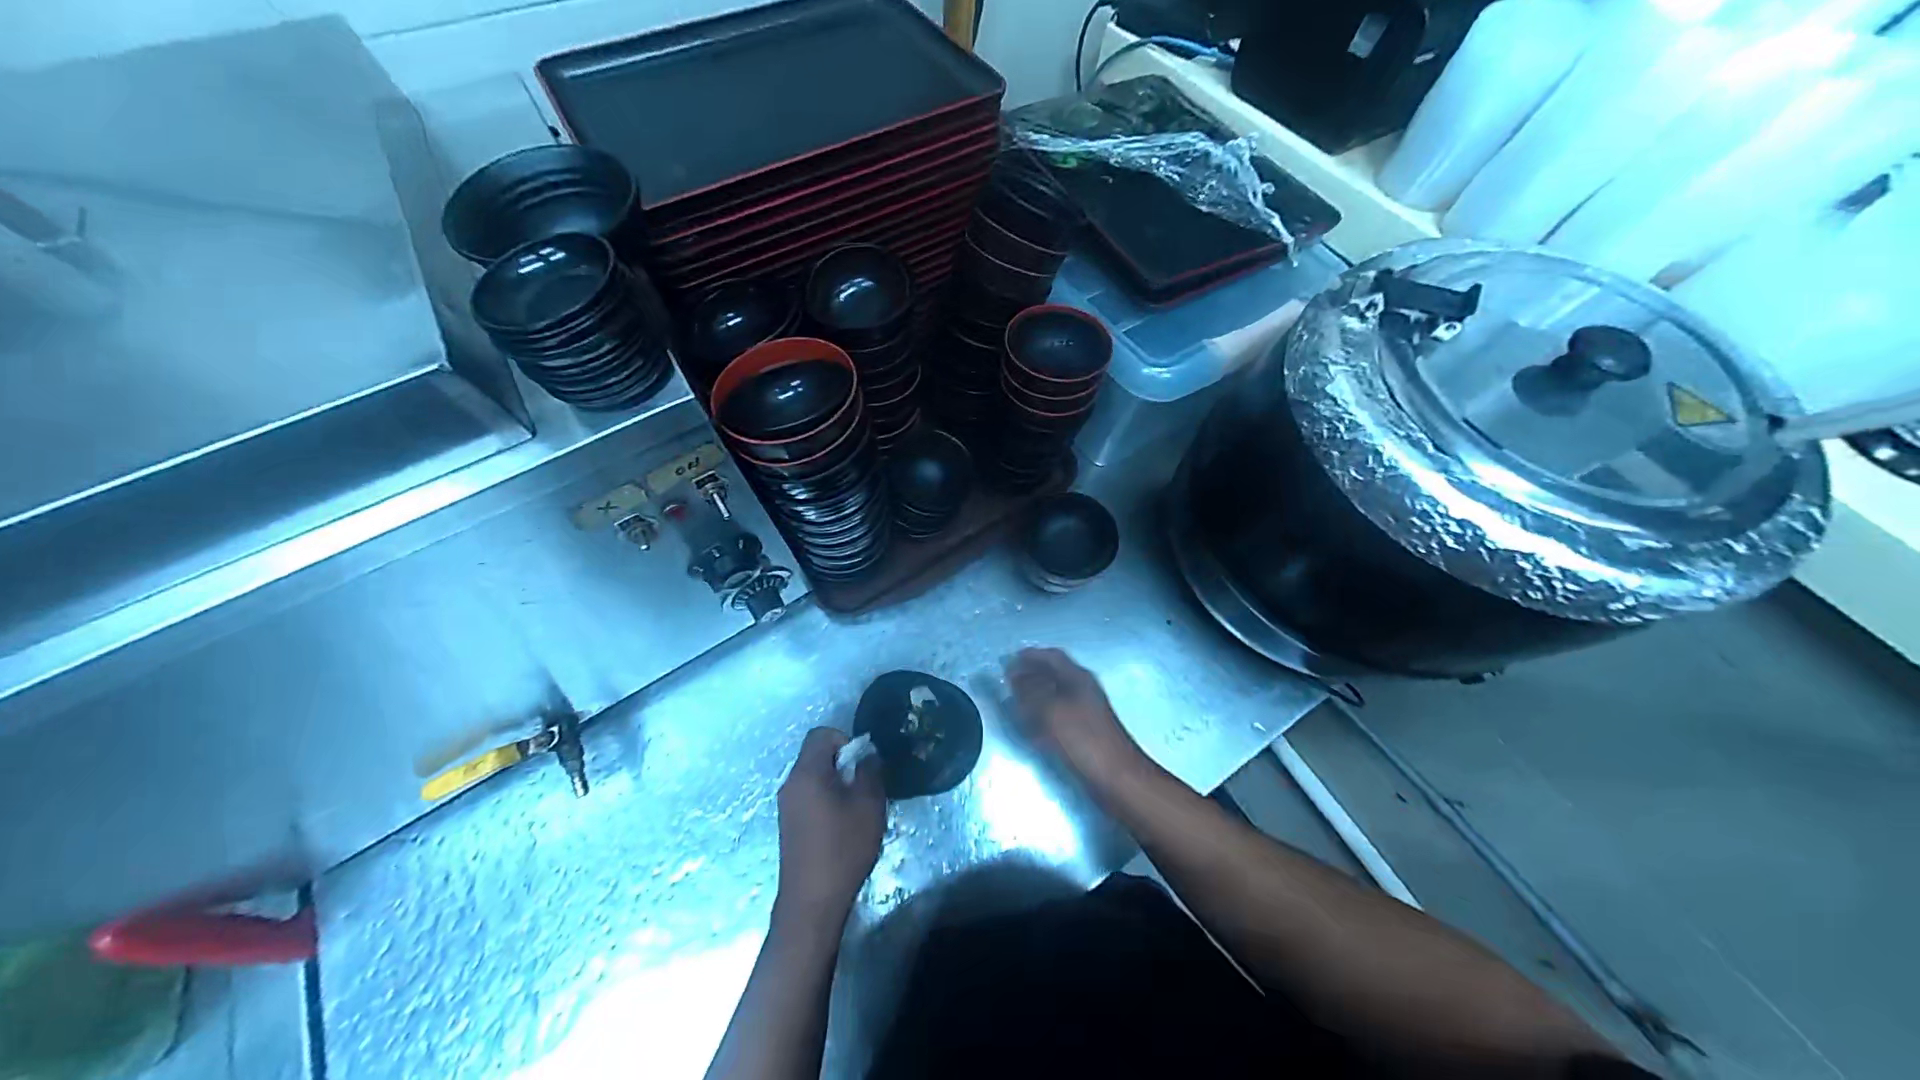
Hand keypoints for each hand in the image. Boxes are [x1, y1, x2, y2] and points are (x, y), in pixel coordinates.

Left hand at [774, 728, 885, 928]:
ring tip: (857, 808)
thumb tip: (866, 754)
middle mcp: (790, 783)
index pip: (821, 733)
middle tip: (864, 786)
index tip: (862, 763)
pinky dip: (826, 799)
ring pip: (813, 776)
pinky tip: (842, 825)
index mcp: (807, 773)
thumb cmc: (843, 848)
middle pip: (815, 754)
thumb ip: (870, 771)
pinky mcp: (789, 824)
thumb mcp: (869, 805)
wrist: (812, 902)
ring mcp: (786, 805)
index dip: (845, 739)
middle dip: (843, 763)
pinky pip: (808, 796)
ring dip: (836, 783)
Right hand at [1006, 648, 1148, 782]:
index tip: (1007, 660)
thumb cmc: (1084, 741)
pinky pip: (1058, 715)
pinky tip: (1031, 725)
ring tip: (1014, 701)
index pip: (1051, 656)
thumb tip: (1014, 674)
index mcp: (1078, 678)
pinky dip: (1042, 714)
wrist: (1119, 779)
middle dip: (1030, 674)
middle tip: (1007, 681)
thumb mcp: (1051, 712)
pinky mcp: (1085, 732)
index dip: (1029, 655)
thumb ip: (1030, 691)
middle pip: (1054, 673)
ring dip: (1035, 695)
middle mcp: (1083, 689)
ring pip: (1055, 695)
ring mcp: (1086, 711)